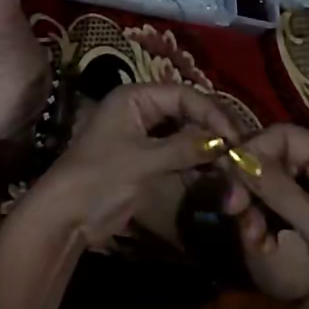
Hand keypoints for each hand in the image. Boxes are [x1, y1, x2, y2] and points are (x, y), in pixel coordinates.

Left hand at [30, 84, 238, 243]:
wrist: (67, 214)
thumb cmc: (99, 176)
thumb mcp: (143, 160)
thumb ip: (183, 148)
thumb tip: (223, 142)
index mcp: (134, 98)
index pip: (183, 95)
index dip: (212, 113)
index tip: (236, 139)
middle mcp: (141, 111)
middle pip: (188, 113)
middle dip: (213, 133)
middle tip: (241, 155)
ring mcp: (144, 136)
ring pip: (186, 136)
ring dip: (209, 152)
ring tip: (233, 170)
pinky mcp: (147, 160)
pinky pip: (180, 156)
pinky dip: (198, 166)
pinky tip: (218, 179)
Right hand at [222, 125, 308, 308]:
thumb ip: (279, 190)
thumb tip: (236, 157)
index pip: (288, 136)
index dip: (256, 149)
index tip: (230, 175)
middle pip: (276, 159)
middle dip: (251, 182)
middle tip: (232, 208)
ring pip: (273, 185)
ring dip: (256, 207)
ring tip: (251, 237)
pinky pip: (278, 208)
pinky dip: (265, 223)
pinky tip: (263, 245)